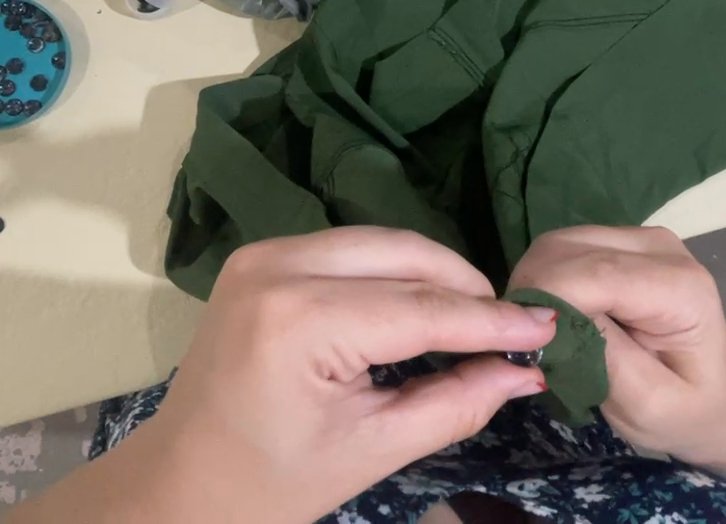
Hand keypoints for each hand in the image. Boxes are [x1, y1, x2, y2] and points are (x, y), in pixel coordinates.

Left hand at [137, 227, 554, 523]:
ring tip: (473, 313)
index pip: (417, 309)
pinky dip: (390, 268)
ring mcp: (264, 252)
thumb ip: (453, 403)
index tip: (546, 325)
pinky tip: (416, 301)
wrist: (178, 481)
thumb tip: (524, 372)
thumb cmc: (270, 483)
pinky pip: (347, 248)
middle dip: (462, 284)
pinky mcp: (261, 253)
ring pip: (375, 241)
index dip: (488, 319)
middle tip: (511, 322)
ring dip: (429, 271)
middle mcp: (278, 266)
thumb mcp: (370, 451)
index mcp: (299, 321)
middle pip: (399, 254)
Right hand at [505, 225, 725, 462]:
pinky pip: (561, 247)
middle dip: (536, 291)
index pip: (596, 273)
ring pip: (558, 243)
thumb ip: (604, 356)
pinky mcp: (617, 239)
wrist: (707, 407)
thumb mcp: (648, 407)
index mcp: (683, 287)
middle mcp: (660, 246)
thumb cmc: (684, 416)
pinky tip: (550, 310)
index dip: (549, 297)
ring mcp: (637, 237)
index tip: (522, 339)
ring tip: (536, 329)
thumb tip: (551, 315)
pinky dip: (544, 277)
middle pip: (569, 250)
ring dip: (536, 283)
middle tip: (523, 340)